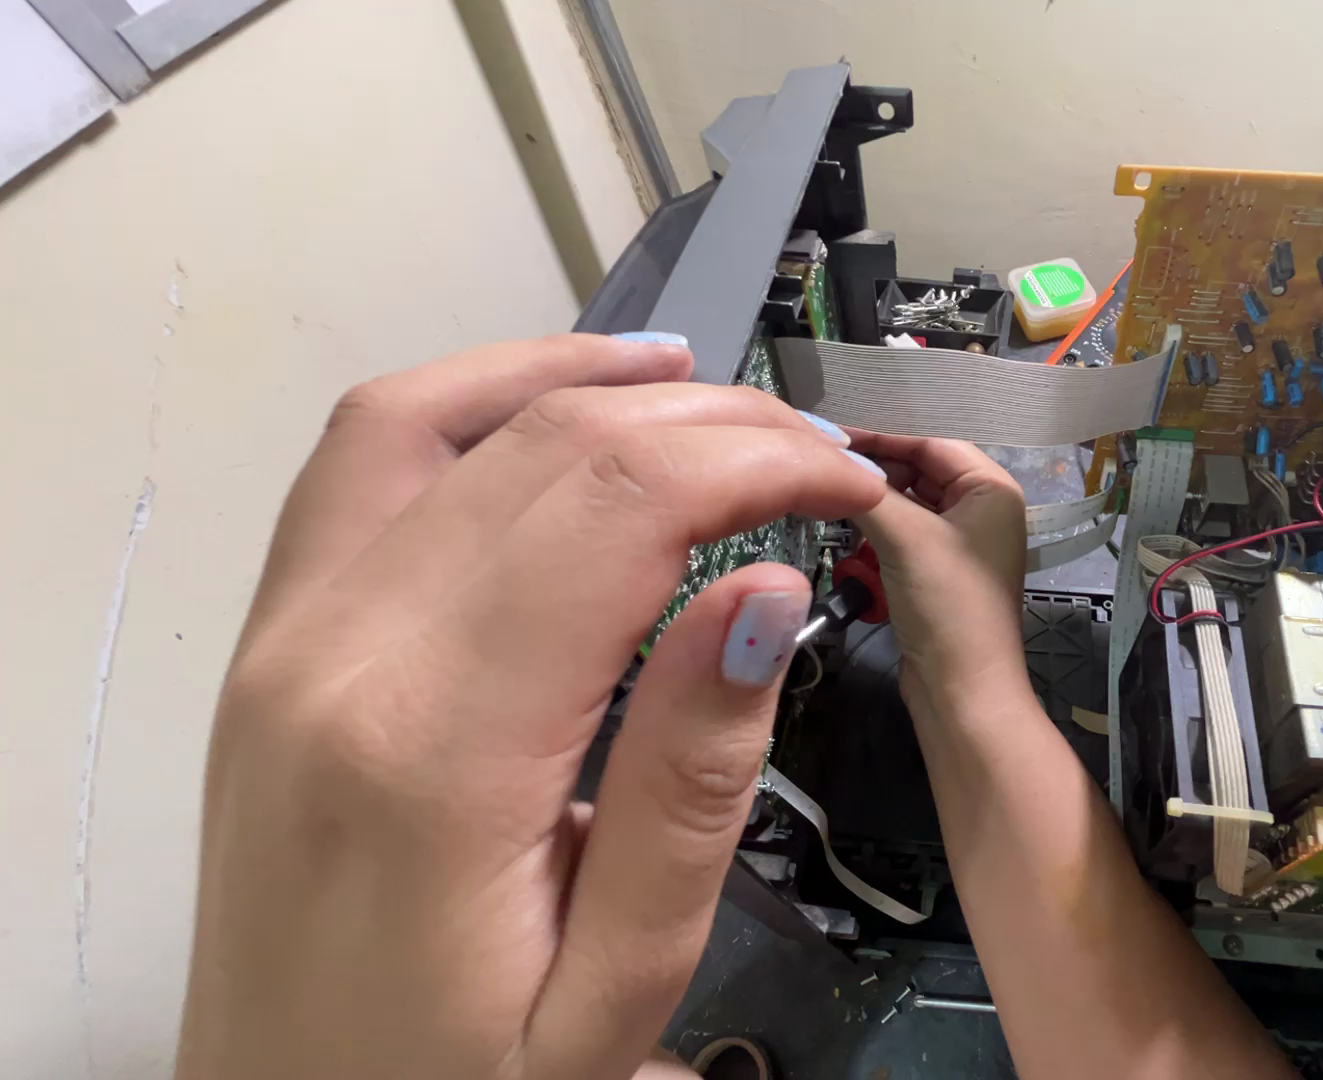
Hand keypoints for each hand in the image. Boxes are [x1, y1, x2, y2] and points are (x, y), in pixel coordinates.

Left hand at [178, 334, 886, 1079]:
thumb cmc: (476, 1078)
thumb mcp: (625, 973)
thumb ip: (694, 776)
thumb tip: (767, 592)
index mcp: (439, 740)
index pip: (626, 507)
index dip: (760, 465)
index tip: (852, 484)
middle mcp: (342, 646)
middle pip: (561, 448)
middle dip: (721, 428)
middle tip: (821, 455)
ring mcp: (290, 625)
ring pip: (458, 417)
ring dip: (610, 384)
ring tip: (722, 393)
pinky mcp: (280, 628)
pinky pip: (376, 450)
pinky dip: (488, 386)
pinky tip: (578, 388)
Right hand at [848, 434, 1028, 705]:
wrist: (962, 689)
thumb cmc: (947, 604)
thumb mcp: (906, 537)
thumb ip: (869, 492)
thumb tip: (830, 461)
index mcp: (992, 490)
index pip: (932, 445)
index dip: (883, 441)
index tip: (832, 440)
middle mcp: (984, 512)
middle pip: (921, 475)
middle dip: (877, 476)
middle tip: (826, 472)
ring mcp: (965, 546)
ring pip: (911, 508)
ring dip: (876, 508)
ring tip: (834, 503)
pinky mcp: (944, 574)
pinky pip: (908, 539)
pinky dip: (882, 536)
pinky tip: (853, 537)